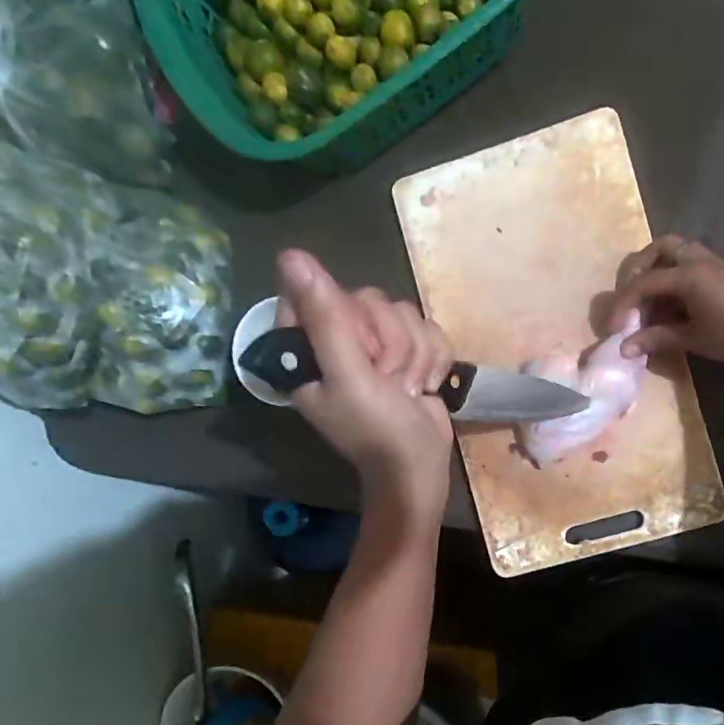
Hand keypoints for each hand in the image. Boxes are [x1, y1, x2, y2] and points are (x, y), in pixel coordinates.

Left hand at [274, 249, 453, 518]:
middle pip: (369, 299)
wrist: (419, 467)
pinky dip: (433, 360)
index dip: (346, 317)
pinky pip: (427, 327)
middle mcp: (338, 342)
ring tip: (404, 390)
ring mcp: (376, 347)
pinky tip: (424, 387)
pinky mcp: (408, 352)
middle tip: (386, 380)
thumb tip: (290, 257)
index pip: (318, 294)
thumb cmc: (377, 429)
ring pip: (402, 312)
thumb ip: (324, 318)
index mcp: (308, 348)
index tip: (358, 352)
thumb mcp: (348, 375)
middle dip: (389, 343)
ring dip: (413, 356)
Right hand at [605, 235, 723, 365]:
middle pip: (658, 248)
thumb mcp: (692, 338)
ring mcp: (708, 265)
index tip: (612, 329)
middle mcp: (696, 261)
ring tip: (646, 304)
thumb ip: (655, 339)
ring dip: (653, 273)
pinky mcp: (716, 275)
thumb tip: (623, 349)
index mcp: (688, 274)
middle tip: (629, 298)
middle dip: (637, 270)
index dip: (621, 305)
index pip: (642, 282)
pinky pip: (684, 266)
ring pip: (672, 254)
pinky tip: (666, 308)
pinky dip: (668, 281)